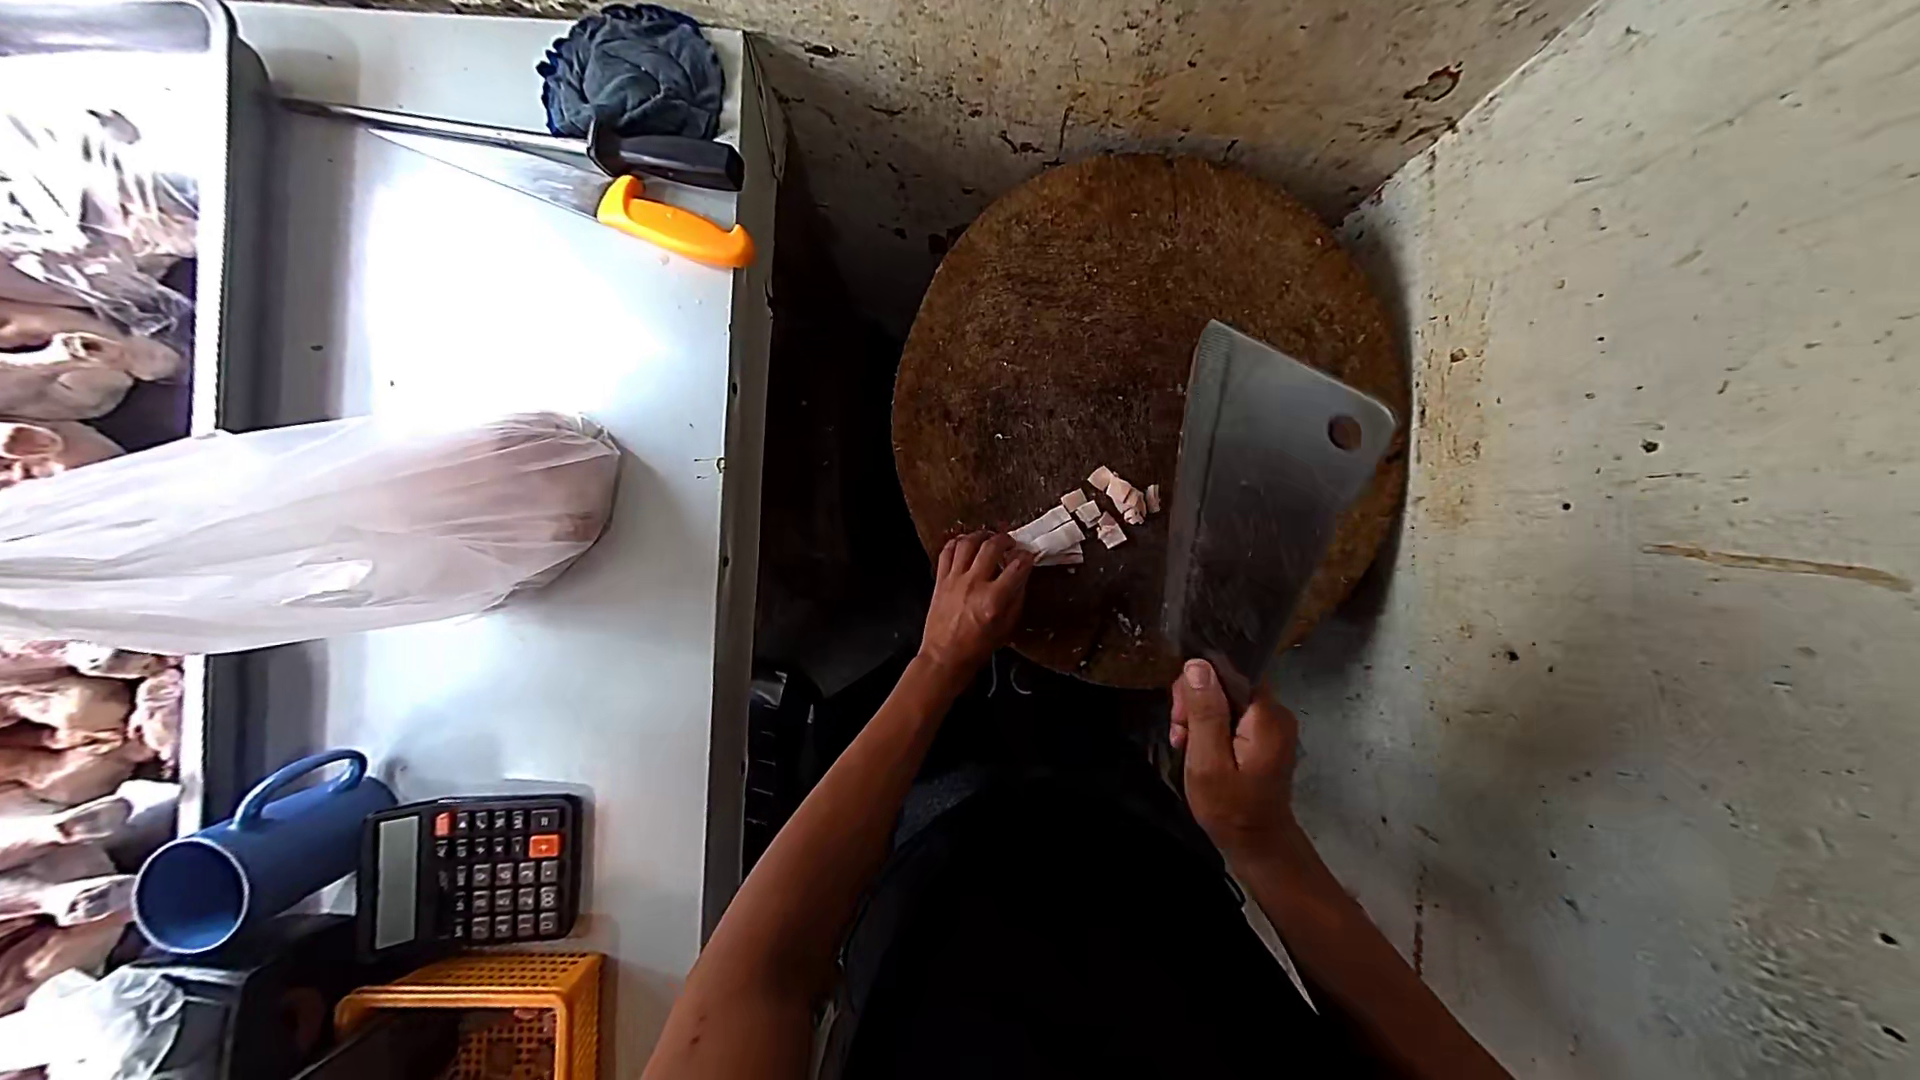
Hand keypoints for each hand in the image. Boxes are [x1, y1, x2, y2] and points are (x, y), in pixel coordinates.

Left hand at [918, 531, 1032, 680]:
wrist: (944, 656)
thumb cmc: (977, 647)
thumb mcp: (1007, 627)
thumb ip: (1016, 599)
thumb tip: (1022, 576)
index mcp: (993, 599)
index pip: (1017, 567)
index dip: (1027, 557)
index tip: (1029, 556)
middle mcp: (974, 584)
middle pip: (991, 547)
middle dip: (1005, 540)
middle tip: (1010, 543)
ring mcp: (954, 580)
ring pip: (967, 544)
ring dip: (980, 536)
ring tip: (988, 538)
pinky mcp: (940, 580)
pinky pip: (946, 552)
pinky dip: (956, 543)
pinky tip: (965, 543)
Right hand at [1171, 658, 1298, 862]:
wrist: (1258, 845)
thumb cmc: (1230, 808)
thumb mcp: (1207, 761)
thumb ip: (1204, 712)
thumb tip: (1197, 666)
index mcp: (1266, 715)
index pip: (1228, 671)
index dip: (1198, 682)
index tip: (1181, 712)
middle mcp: (1275, 712)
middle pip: (1225, 682)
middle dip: (1195, 701)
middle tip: (1181, 734)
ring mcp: (1271, 723)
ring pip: (1224, 696)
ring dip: (1199, 715)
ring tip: (1186, 744)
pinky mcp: (1263, 734)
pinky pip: (1230, 712)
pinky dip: (1210, 725)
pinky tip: (1197, 746)